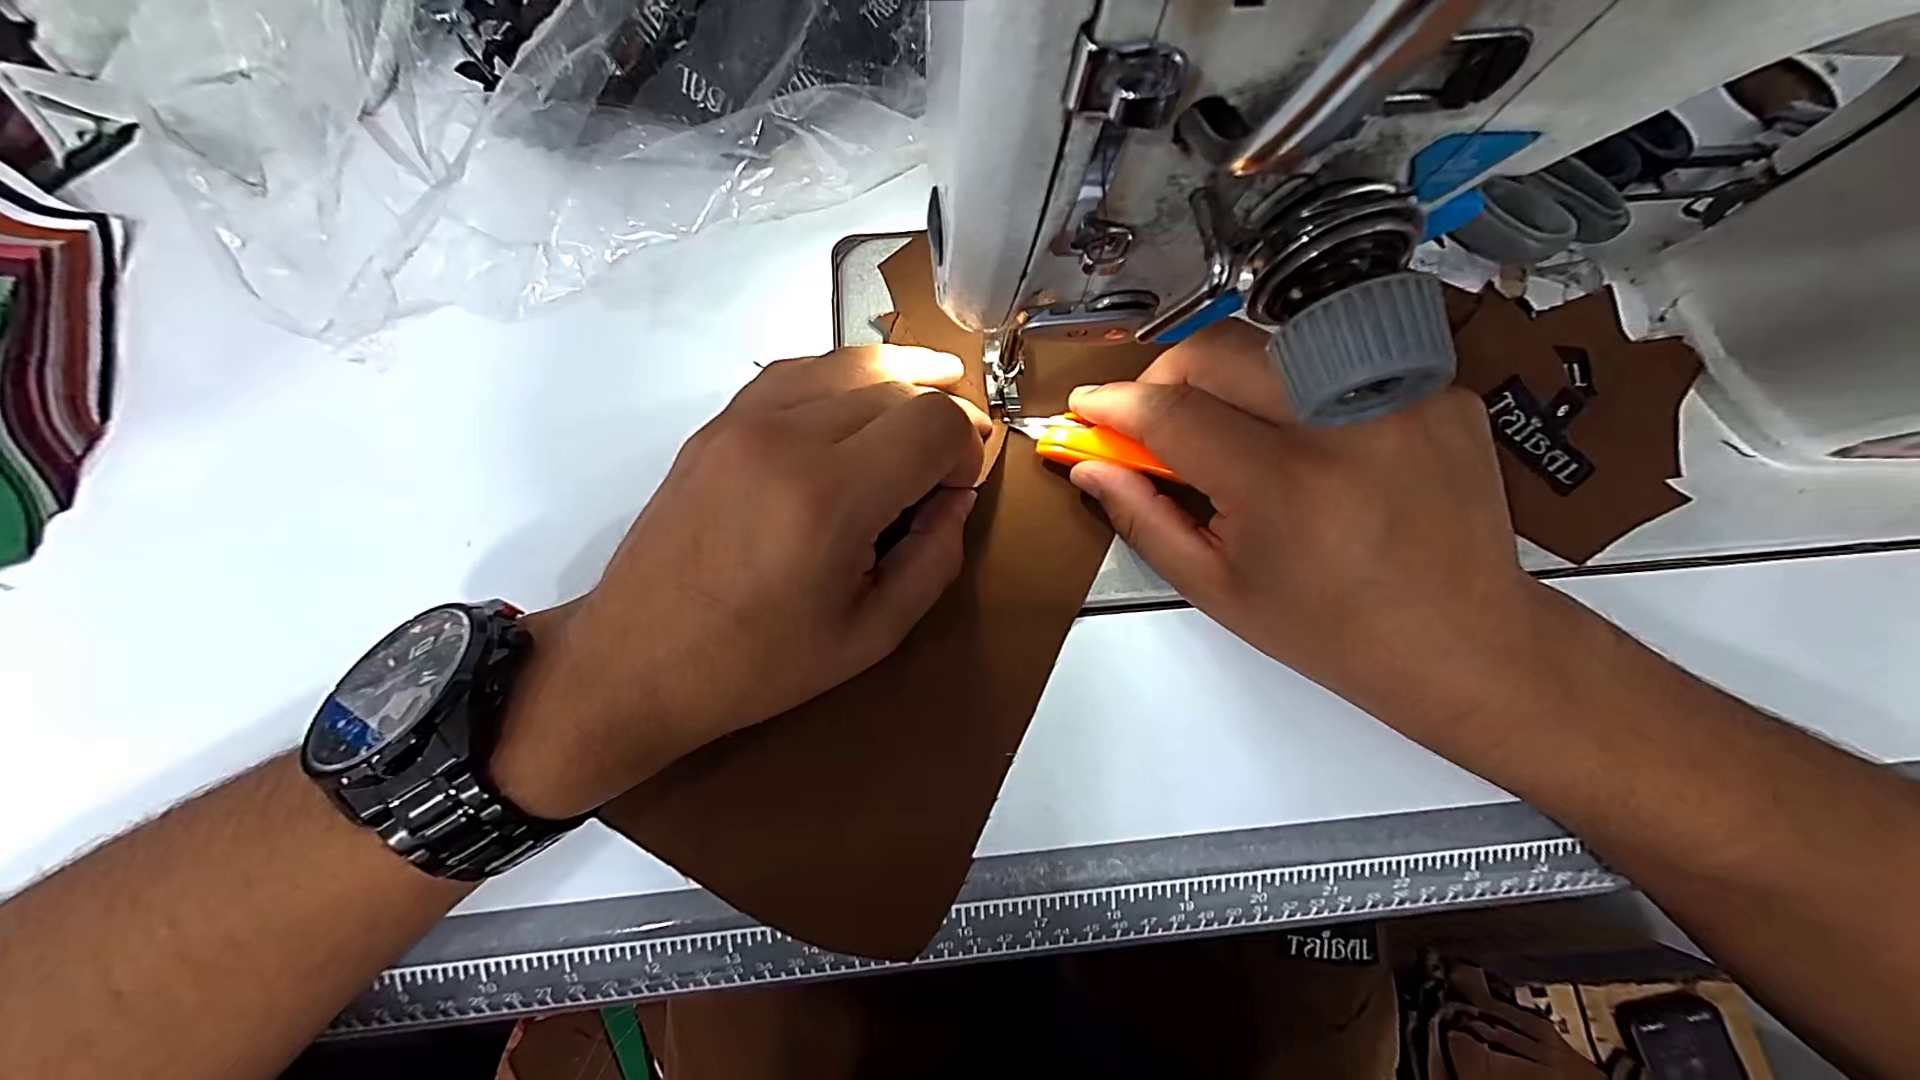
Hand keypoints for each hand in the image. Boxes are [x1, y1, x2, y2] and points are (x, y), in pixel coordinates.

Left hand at [491, 345, 989, 817]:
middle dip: (940, 415)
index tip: (960, 484)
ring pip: (849, 362)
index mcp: (830, 498)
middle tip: (946, 462)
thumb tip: (956, 498)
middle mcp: (786, 438)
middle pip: (897, 384)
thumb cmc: (756, 664)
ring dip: (899, 380)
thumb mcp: (871, 634)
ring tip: (928, 399)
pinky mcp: (717, 424)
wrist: (634, 661)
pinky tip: (860, 398)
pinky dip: (842, 375)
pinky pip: (796, 371)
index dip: (967, 446)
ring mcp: (743, 422)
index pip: (934, 422)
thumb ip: (933, 559)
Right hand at [1064, 319, 1553, 737]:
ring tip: (1220, 430)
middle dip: (1162, 375)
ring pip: (1273, 343)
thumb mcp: (1216, 588)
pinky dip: (1293, 392)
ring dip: (1222, 377)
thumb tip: (1092, 467)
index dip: (1113, 404)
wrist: (1465, 642)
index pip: (1171, 411)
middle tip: (1147, 417)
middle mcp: (1349, 425)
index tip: (1088, 407)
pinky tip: (1297, 441)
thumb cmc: (1336, 632)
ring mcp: (1403, 398)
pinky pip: (1333, 364)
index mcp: (1286, 487)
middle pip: (1217, 349)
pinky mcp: (1437, 391)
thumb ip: (1142, 518)